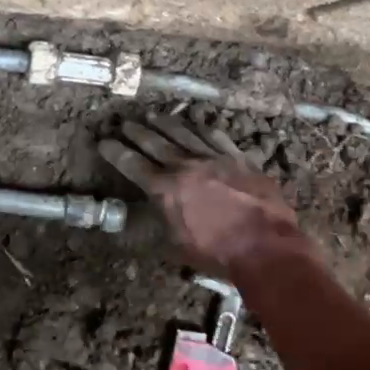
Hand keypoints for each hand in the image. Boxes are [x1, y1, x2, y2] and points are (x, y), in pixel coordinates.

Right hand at [99, 112, 308, 278]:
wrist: (266, 246)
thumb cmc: (218, 253)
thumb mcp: (177, 243)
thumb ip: (162, 219)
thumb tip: (150, 209)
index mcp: (165, 188)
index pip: (132, 164)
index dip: (115, 152)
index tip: (103, 141)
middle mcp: (185, 166)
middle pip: (155, 142)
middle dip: (136, 131)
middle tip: (124, 122)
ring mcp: (214, 158)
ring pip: (184, 133)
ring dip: (165, 123)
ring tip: (153, 115)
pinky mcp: (238, 158)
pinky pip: (216, 137)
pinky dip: (202, 129)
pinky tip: (197, 124)